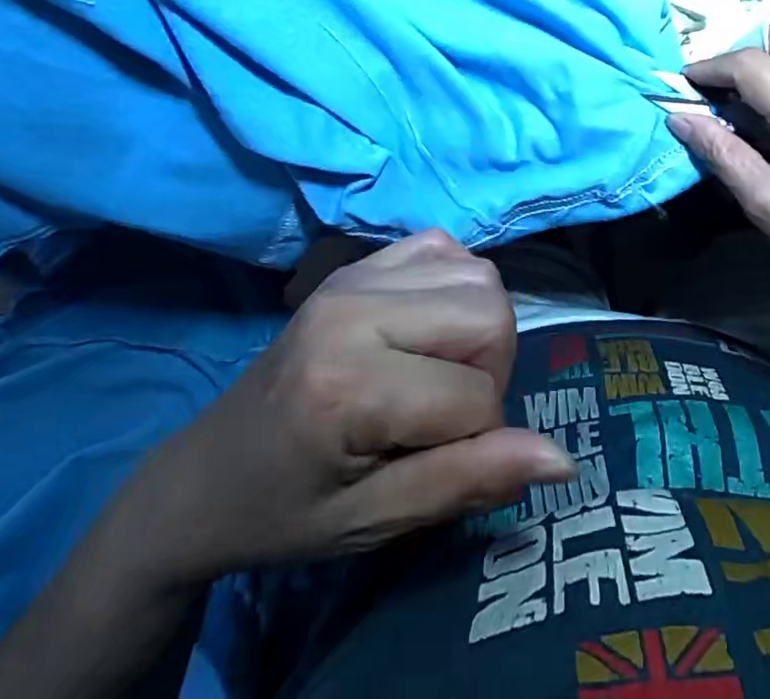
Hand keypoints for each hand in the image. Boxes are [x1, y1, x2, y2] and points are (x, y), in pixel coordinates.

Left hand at [113, 230, 576, 588]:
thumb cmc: (289, 509)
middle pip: (492, 313)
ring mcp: (354, 275)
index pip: (479, 394)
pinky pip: (448, 250)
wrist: (205, 475)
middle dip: (488, 371)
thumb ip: (470, 481)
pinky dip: (457, 289)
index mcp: (348, 382)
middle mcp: (353, 308)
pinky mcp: (358, 262)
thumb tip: (564, 458)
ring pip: (480, 276)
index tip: (429, 456)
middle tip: (439, 410)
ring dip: (479, 329)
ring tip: (433, 368)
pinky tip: (425, 327)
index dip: (476, 437)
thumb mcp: (377, 518)